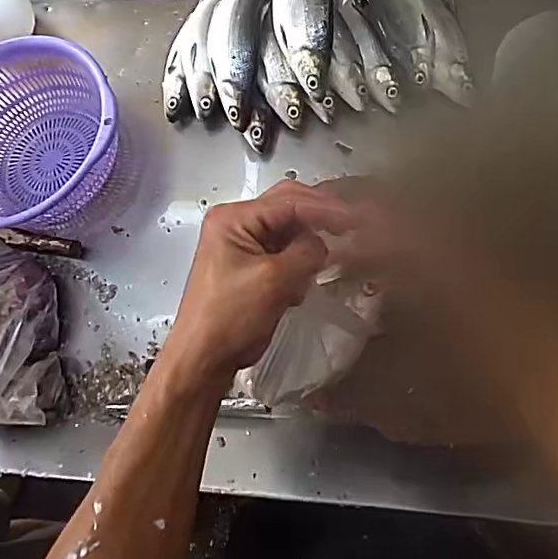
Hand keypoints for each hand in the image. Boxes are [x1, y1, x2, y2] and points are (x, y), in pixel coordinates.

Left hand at [165, 180, 357, 374]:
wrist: (202, 358)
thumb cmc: (227, 319)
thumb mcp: (274, 280)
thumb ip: (306, 253)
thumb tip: (322, 244)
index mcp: (232, 219)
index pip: (288, 201)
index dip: (325, 208)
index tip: (355, 219)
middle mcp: (234, 226)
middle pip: (287, 208)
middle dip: (318, 219)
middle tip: (350, 226)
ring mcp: (240, 247)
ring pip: (287, 233)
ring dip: (306, 247)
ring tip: (324, 261)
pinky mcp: (247, 268)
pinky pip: (281, 255)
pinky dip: (296, 265)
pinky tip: (301, 283)